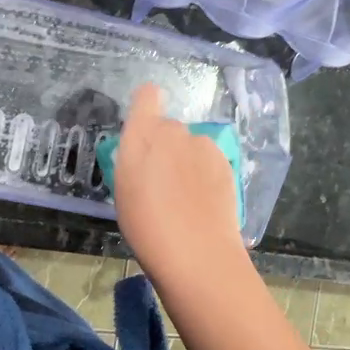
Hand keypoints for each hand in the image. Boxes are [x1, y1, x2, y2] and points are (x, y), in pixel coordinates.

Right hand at [112, 84, 246, 281]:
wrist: (196, 252)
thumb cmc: (146, 226)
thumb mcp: (123, 192)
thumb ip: (133, 161)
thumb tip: (145, 153)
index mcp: (141, 136)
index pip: (147, 97)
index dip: (146, 105)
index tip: (144, 127)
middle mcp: (173, 132)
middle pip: (168, 128)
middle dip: (164, 146)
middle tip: (159, 182)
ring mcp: (203, 146)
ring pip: (191, 146)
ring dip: (186, 161)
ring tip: (183, 198)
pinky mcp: (226, 162)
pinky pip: (209, 161)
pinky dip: (205, 174)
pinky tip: (202, 202)